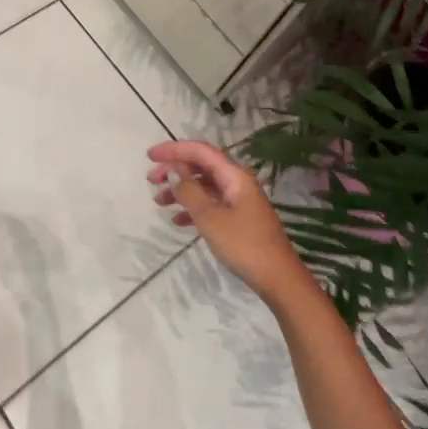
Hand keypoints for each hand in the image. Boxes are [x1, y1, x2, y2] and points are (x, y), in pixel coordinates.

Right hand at [147, 141, 310, 300]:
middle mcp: (238, 182)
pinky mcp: (240, 218)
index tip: (149, 156)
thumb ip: (189, 191)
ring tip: (159, 202)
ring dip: (181, 190)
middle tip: (150, 180)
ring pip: (205, 186)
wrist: (278, 278)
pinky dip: (193, 208)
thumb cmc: (243, 244)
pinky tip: (178, 221)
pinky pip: (211, 204)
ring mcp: (240, 201)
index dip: (174, 150)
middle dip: (175, 169)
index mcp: (234, 176)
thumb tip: (173, 169)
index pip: (200, 151)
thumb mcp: (210, 217)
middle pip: (201, 166)